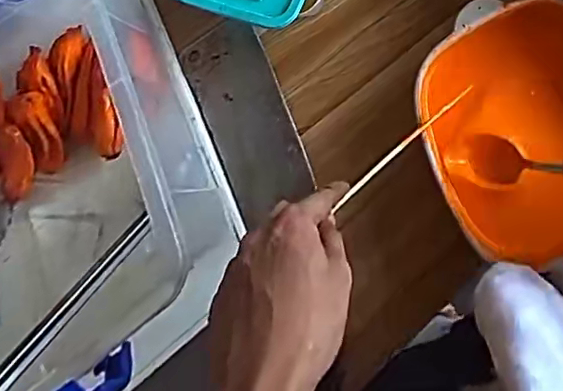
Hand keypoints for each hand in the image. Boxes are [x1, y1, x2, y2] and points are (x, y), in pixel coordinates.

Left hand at [212, 184, 351, 390]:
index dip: (332, 194)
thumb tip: (328, 231)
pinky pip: (247, 271)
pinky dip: (261, 276)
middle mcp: (260, 238)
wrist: (261, 384)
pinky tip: (275, 301)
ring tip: (298, 282)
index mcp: (292, 228)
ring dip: (280, 252)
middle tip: (320, 241)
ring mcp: (237, 265)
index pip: (317, 198)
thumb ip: (334, 244)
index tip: (339, 191)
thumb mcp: (339, 281)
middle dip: (303, 224)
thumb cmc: (302, 338)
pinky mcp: (223, 293)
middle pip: (286, 216)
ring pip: (264, 244)